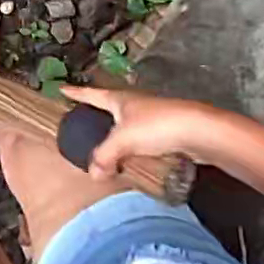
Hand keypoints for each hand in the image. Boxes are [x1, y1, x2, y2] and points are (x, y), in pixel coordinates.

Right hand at [60, 86, 224, 178]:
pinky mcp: (167, 130)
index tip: (63, 89)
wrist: (200, 131)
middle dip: (97, 110)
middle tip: (83, 116)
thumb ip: (105, 156)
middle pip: (110, 105)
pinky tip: (132, 156)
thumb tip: (92, 174)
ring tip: (106, 142)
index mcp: (118, 99)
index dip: (76, 93)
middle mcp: (133, 103)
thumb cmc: (157, 126)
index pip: (91, 94)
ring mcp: (151, 116)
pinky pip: (142, 137)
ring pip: (127, 122)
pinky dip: (133, 144)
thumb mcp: (123, 141)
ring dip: (116, 130)